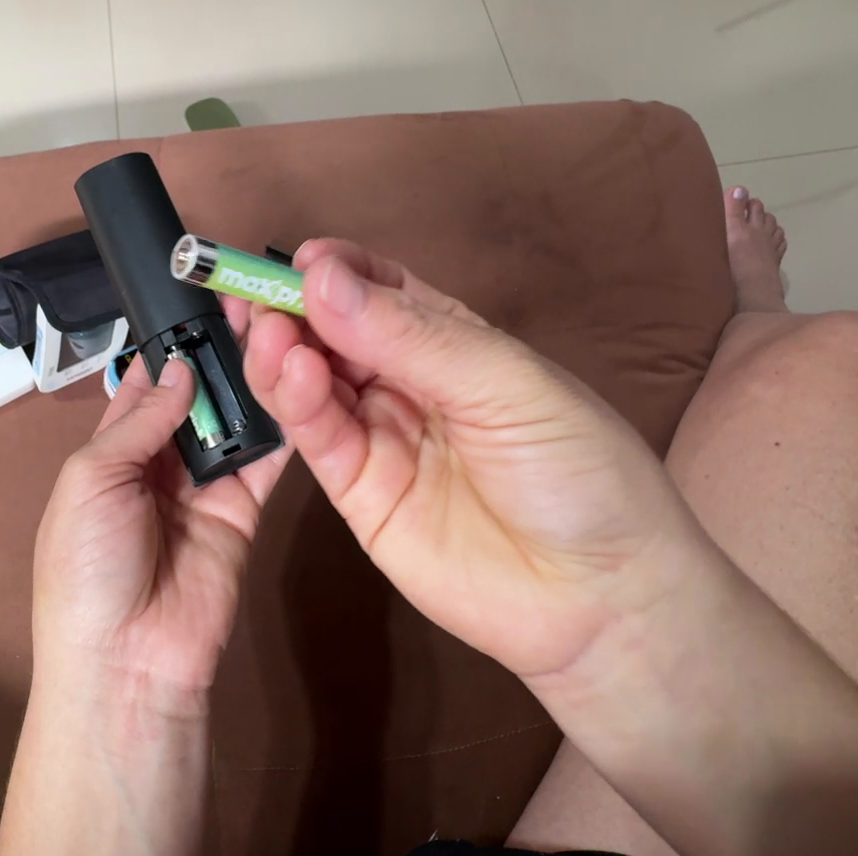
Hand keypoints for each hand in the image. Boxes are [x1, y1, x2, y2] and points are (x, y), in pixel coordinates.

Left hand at [32, 311, 292, 693]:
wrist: (129, 659)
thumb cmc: (88, 565)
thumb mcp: (91, 482)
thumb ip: (138, 422)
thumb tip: (179, 369)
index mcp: (110, 454)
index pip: (142, 388)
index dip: (167, 349)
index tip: (197, 304)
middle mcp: (159, 463)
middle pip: (193, 399)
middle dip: (215, 358)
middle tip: (248, 309)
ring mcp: (204, 486)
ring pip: (230, 422)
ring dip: (249, 382)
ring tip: (277, 332)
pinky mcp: (244, 509)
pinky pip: (264, 460)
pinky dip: (281, 426)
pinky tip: (299, 384)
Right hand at [241, 240, 703, 680]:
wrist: (599, 598)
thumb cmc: (575, 468)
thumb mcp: (504, 384)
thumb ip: (410, 336)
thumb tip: (322, 277)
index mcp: (450, 340)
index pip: (380, 289)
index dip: (339, 270)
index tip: (304, 259)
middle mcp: (406, 381)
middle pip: (333, 332)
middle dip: (293, 308)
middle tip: (258, 294)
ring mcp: (378, 436)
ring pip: (313, 382)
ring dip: (284, 352)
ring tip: (269, 332)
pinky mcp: (357, 491)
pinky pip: (317, 437)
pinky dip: (296, 403)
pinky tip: (289, 373)